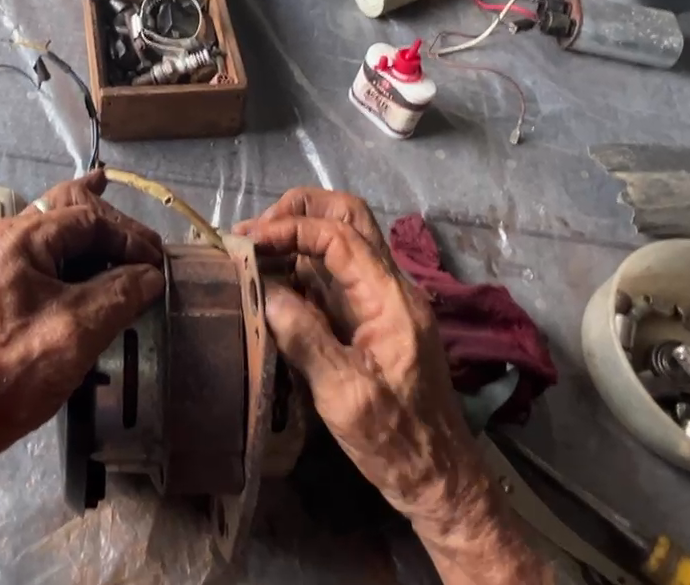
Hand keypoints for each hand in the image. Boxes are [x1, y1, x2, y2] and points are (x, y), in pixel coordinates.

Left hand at [0, 171, 164, 465]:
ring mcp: (0, 264)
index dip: (131, 236)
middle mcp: (7, 239)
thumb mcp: (75, 332)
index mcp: (20, 238)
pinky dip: (77, 257)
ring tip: (131, 248)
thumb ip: (119, 294)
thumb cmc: (7, 374)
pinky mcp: (0, 291)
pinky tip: (94, 262)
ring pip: (58, 234)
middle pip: (70, 211)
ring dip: (97, 240)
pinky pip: (47, 260)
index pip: (89, 216)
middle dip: (114, 226)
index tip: (161, 265)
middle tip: (150, 253)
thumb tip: (152, 275)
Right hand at [239, 191, 546, 584]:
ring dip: (297, 232)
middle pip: (349, 216)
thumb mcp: (345, 396)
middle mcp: (390, 286)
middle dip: (298, 211)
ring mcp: (380, 298)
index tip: (249, 241)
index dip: (292, 228)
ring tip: (253, 250)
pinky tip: (271, 278)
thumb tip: (265, 291)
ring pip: (342, 236)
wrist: (440, 479)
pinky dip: (300, 261)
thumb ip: (305, 338)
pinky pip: (333, 268)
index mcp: (392, 299)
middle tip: (254, 233)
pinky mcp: (368, 314)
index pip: (341, 235)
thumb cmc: (397, 441)